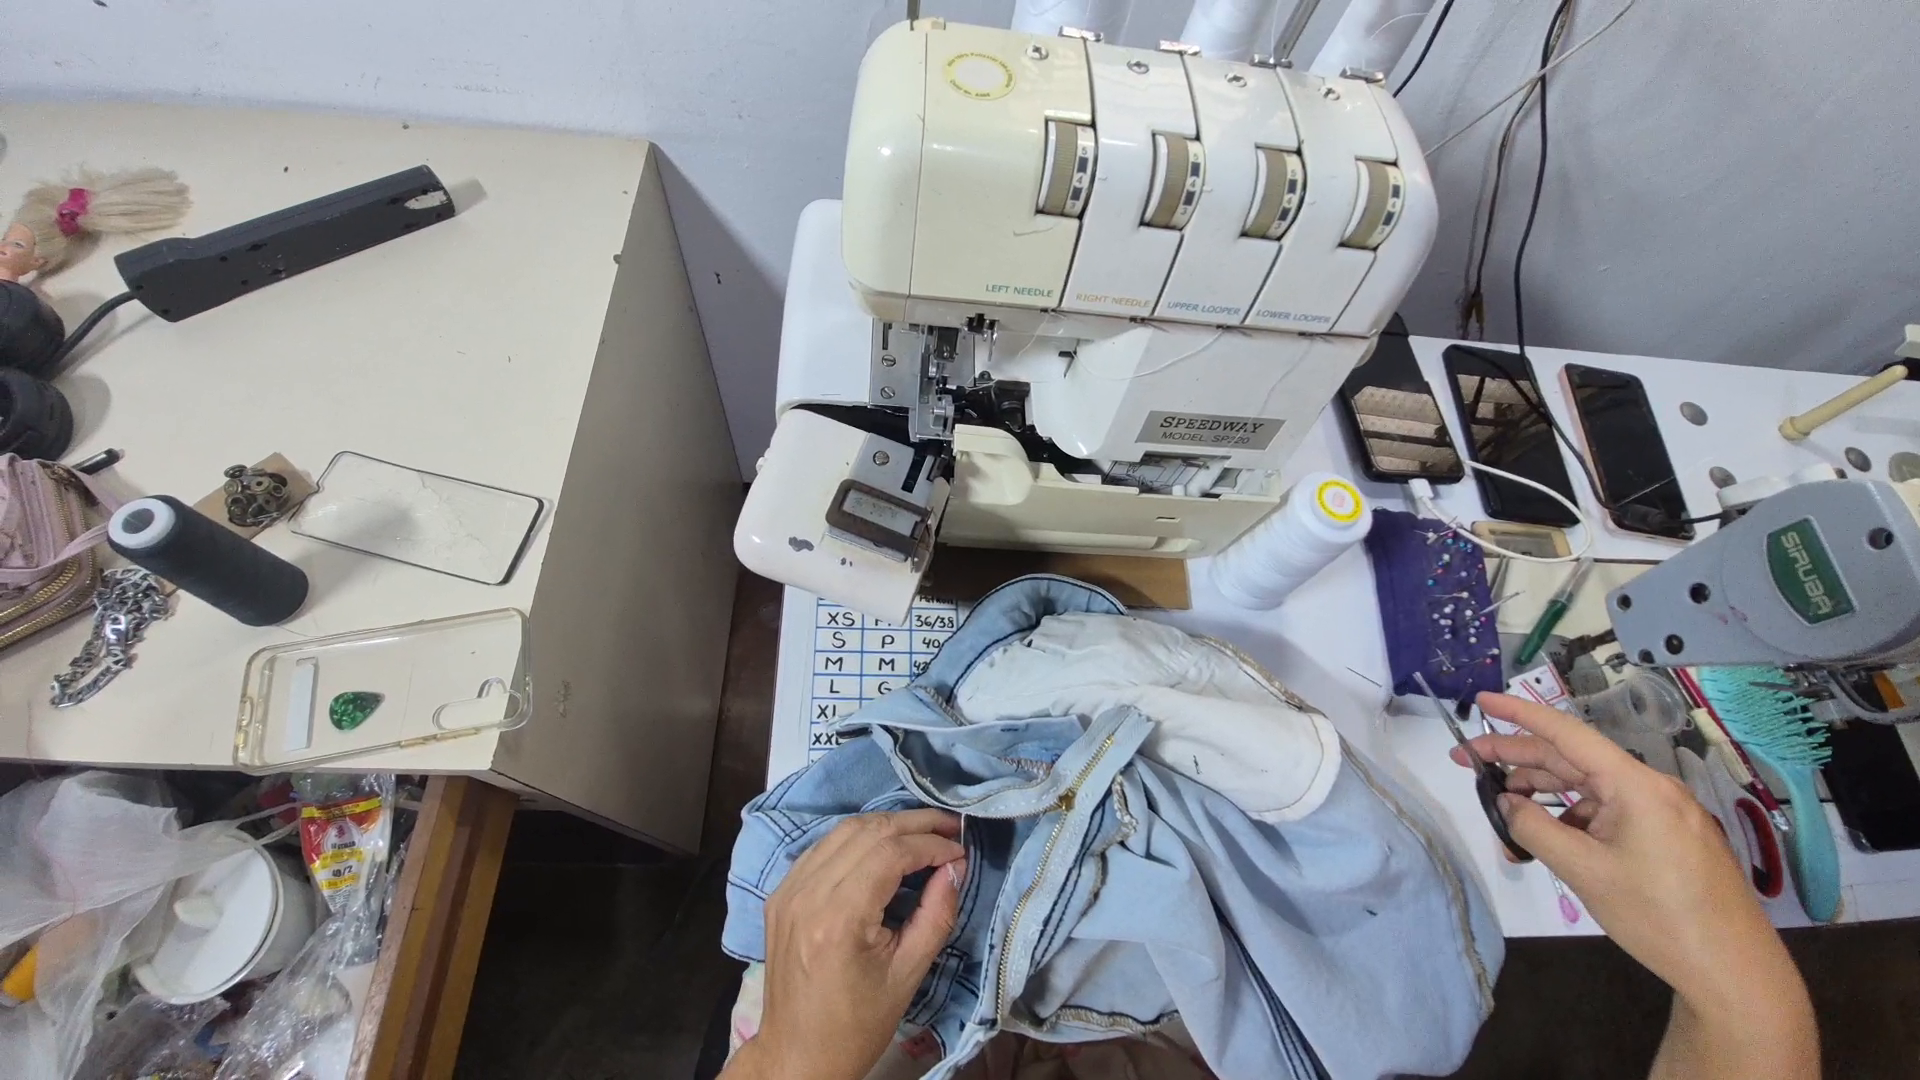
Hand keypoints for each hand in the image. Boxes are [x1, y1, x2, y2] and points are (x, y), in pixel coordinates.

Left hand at [727, 810, 966, 1079]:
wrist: (798, 1055)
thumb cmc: (859, 1023)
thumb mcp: (909, 973)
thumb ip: (937, 913)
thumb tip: (957, 865)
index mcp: (839, 917)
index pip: (891, 853)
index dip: (931, 844)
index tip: (960, 850)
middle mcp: (808, 892)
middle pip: (868, 830)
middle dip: (915, 823)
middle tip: (950, 828)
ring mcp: (789, 888)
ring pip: (844, 829)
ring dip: (888, 825)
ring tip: (923, 832)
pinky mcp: (781, 892)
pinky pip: (825, 846)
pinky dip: (858, 838)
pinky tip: (883, 846)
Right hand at [1452, 693, 1800, 1015]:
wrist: (1736, 977)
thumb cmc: (1659, 917)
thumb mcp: (1582, 870)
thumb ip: (1532, 827)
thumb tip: (1505, 802)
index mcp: (1637, 787)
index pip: (1566, 733)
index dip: (1519, 712)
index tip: (1480, 698)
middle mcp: (1650, 790)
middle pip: (1569, 759)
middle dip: (1515, 757)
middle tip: (1464, 761)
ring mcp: (1660, 814)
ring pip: (1584, 786)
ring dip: (1538, 792)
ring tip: (1500, 808)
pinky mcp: (1663, 836)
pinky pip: (1603, 811)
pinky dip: (1566, 817)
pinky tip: (1544, 837)